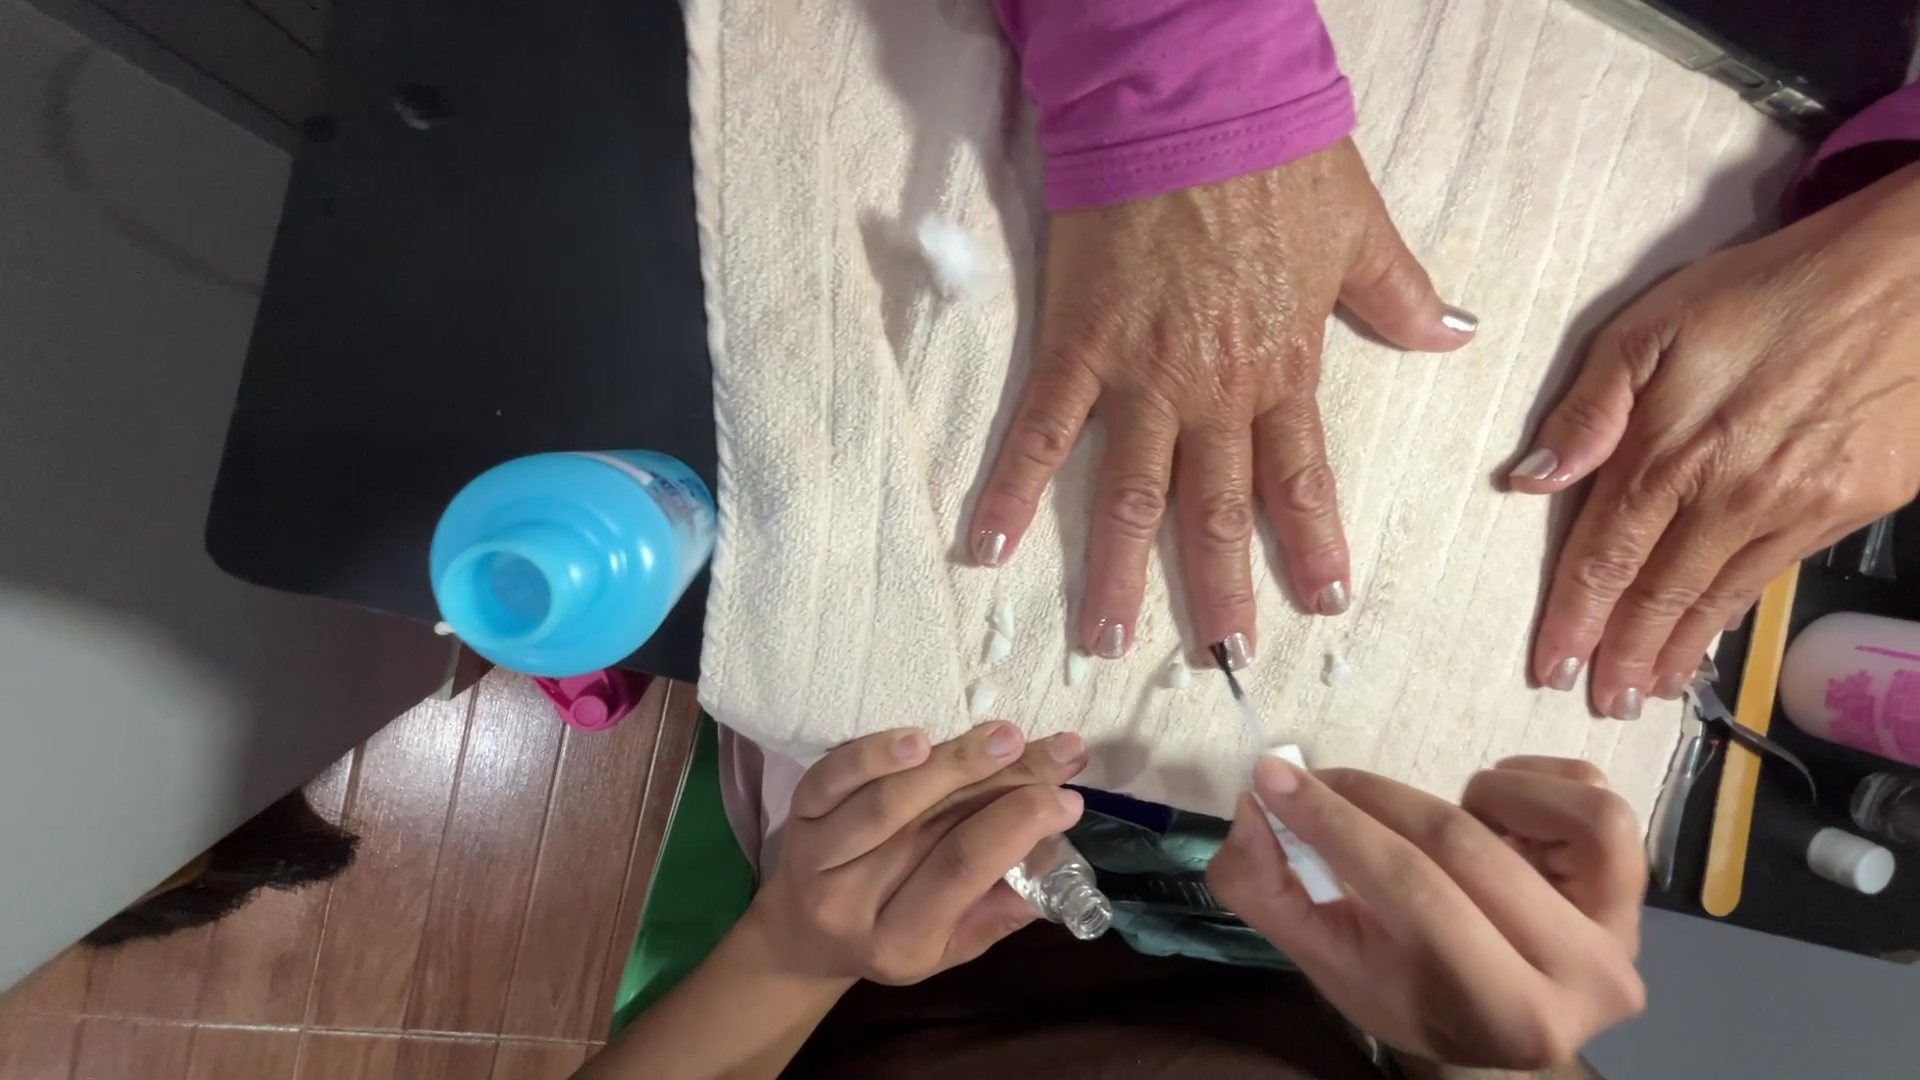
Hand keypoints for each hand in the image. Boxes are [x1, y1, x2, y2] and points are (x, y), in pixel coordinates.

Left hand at [744, 721, 1087, 985]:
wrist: (800, 932)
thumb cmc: (887, 936)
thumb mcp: (945, 948)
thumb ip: (996, 912)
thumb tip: (1053, 852)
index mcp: (900, 941)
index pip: (963, 870)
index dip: (1018, 829)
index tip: (1069, 799)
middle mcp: (853, 899)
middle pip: (935, 828)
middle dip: (1004, 783)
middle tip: (1057, 752)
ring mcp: (820, 851)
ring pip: (889, 800)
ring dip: (953, 762)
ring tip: (1006, 736)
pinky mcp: (801, 809)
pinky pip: (834, 775)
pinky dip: (874, 753)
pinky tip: (919, 737)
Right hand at [968, 140, 1475, 664]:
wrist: (1187, 102)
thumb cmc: (1273, 159)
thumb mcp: (1356, 224)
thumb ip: (1401, 295)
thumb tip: (1456, 335)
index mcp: (1281, 367)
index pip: (1301, 476)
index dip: (1314, 542)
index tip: (1323, 602)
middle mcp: (1210, 393)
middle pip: (1216, 510)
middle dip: (1220, 589)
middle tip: (1220, 656)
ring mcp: (1136, 379)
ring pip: (1129, 495)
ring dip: (1118, 572)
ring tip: (1108, 638)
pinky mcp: (1075, 352)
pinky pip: (1038, 433)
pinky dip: (1011, 491)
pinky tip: (988, 548)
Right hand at [1209, 756, 1645, 1069]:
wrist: (1488, 1010)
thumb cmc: (1398, 983)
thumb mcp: (1319, 951)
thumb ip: (1265, 888)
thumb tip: (1252, 807)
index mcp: (1503, 1012)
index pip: (1411, 887)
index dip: (1333, 820)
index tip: (1271, 775)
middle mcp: (1588, 980)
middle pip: (1461, 843)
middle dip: (1368, 795)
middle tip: (1314, 781)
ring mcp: (1625, 933)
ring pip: (1564, 817)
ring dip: (1476, 794)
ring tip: (1430, 822)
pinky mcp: (1638, 890)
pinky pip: (1597, 800)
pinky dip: (1532, 783)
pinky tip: (1491, 812)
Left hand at [1512, 163, 1919, 717]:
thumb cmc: (1767, 292)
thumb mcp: (1646, 332)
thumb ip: (1586, 413)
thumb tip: (1527, 480)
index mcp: (1667, 459)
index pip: (1601, 560)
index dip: (1572, 619)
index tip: (1549, 667)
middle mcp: (1729, 497)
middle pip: (1656, 594)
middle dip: (1620, 654)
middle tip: (1596, 703)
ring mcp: (1800, 506)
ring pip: (1716, 597)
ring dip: (1675, 650)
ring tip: (1646, 693)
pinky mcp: (1857, 504)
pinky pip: (1774, 577)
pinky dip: (1733, 618)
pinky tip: (1712, 641)